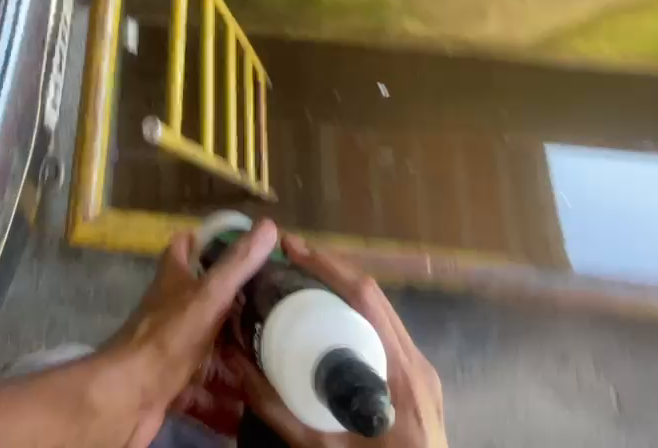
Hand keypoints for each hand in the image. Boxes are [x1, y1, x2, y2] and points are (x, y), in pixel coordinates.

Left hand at [96, 219, 278, 447]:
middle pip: (203, 298)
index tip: (242, 246)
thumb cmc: (168, 334)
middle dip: (235, 305)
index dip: (207, 240)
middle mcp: (169, 306)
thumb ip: (237, 265)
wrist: (130, 393)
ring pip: (208, 346)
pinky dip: (225, 401)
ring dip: (234, 357)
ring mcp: (171, 345)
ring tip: (272, 360)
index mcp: (173, 277)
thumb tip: (269, 225)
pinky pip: (204, 389)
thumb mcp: (208, 295)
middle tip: (272, 310)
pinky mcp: (172, 381)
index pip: (185, 245)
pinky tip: (250, 408)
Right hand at [226, 234, 445, 447]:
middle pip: (374, 296)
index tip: (291, 249)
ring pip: (381, 310)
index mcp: (401, 373)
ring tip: (303, 275)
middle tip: (289, 255)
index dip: (328, 266)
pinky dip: (354, 310)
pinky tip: (328, 313)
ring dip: (342, 286)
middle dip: (330, 268)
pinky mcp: (419, 379)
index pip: (366, 299)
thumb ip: (277, 408)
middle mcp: (417, 362)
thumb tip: (236, 361)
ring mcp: (422, 370)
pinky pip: (384, 330)